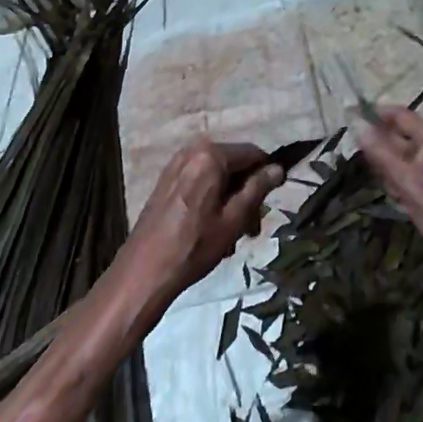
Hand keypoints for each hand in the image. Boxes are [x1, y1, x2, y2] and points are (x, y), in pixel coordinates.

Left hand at [126, 139, 283, 294]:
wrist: (144, 270)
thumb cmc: (194, 245)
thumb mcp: (234, 219)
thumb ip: (257, 189)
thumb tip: (278, 168)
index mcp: (210, 156)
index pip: (252, 153)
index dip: (268, 174)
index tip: (274, 200)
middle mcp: (191, 151)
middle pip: (234, 164)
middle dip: (247, 193)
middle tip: (252, 228)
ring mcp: (176, 165)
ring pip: (217, 175)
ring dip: (231, 200)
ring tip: (234, 235)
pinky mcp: (166, 181)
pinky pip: (200, 181)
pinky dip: (213, 199)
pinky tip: (213, 229)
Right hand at [354, 105, 422, 279]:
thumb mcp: (406, 181)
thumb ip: (380, 152)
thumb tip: (356, 123)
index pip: (400, 115)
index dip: (375, 114)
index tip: (349, 117)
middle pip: (401, 136)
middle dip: (379, 145)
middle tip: (359, 157)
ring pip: (404, 157)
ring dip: (387, 167)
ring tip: (382, 183)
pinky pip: (410, 175)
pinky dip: (398, 182)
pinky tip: (395, 197)